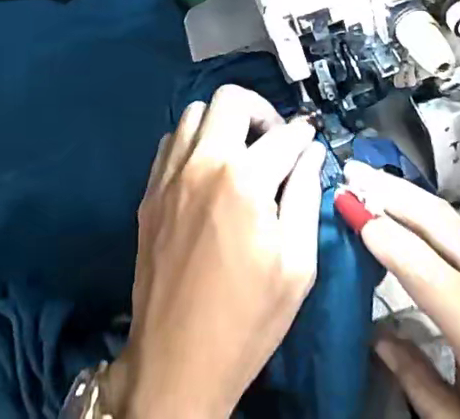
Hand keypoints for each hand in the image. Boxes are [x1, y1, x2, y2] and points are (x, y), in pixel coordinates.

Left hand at [103, 86, 328, 417]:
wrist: (178, 361)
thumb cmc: (247, 318)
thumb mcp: (296, 265)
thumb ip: (305, 196)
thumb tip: (310, 153)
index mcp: (242, 181)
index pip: (282, 134)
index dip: (304, 134)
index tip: (310, 139)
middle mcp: (201, 164)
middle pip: (229, 99)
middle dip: (260, 110)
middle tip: (274, 139)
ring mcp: (169, 176)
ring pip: (194, 113)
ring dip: (223, 122)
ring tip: (242, 152)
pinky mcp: (149, 192)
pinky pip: (171, 142)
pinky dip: (194, 141)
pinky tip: (209, 170)